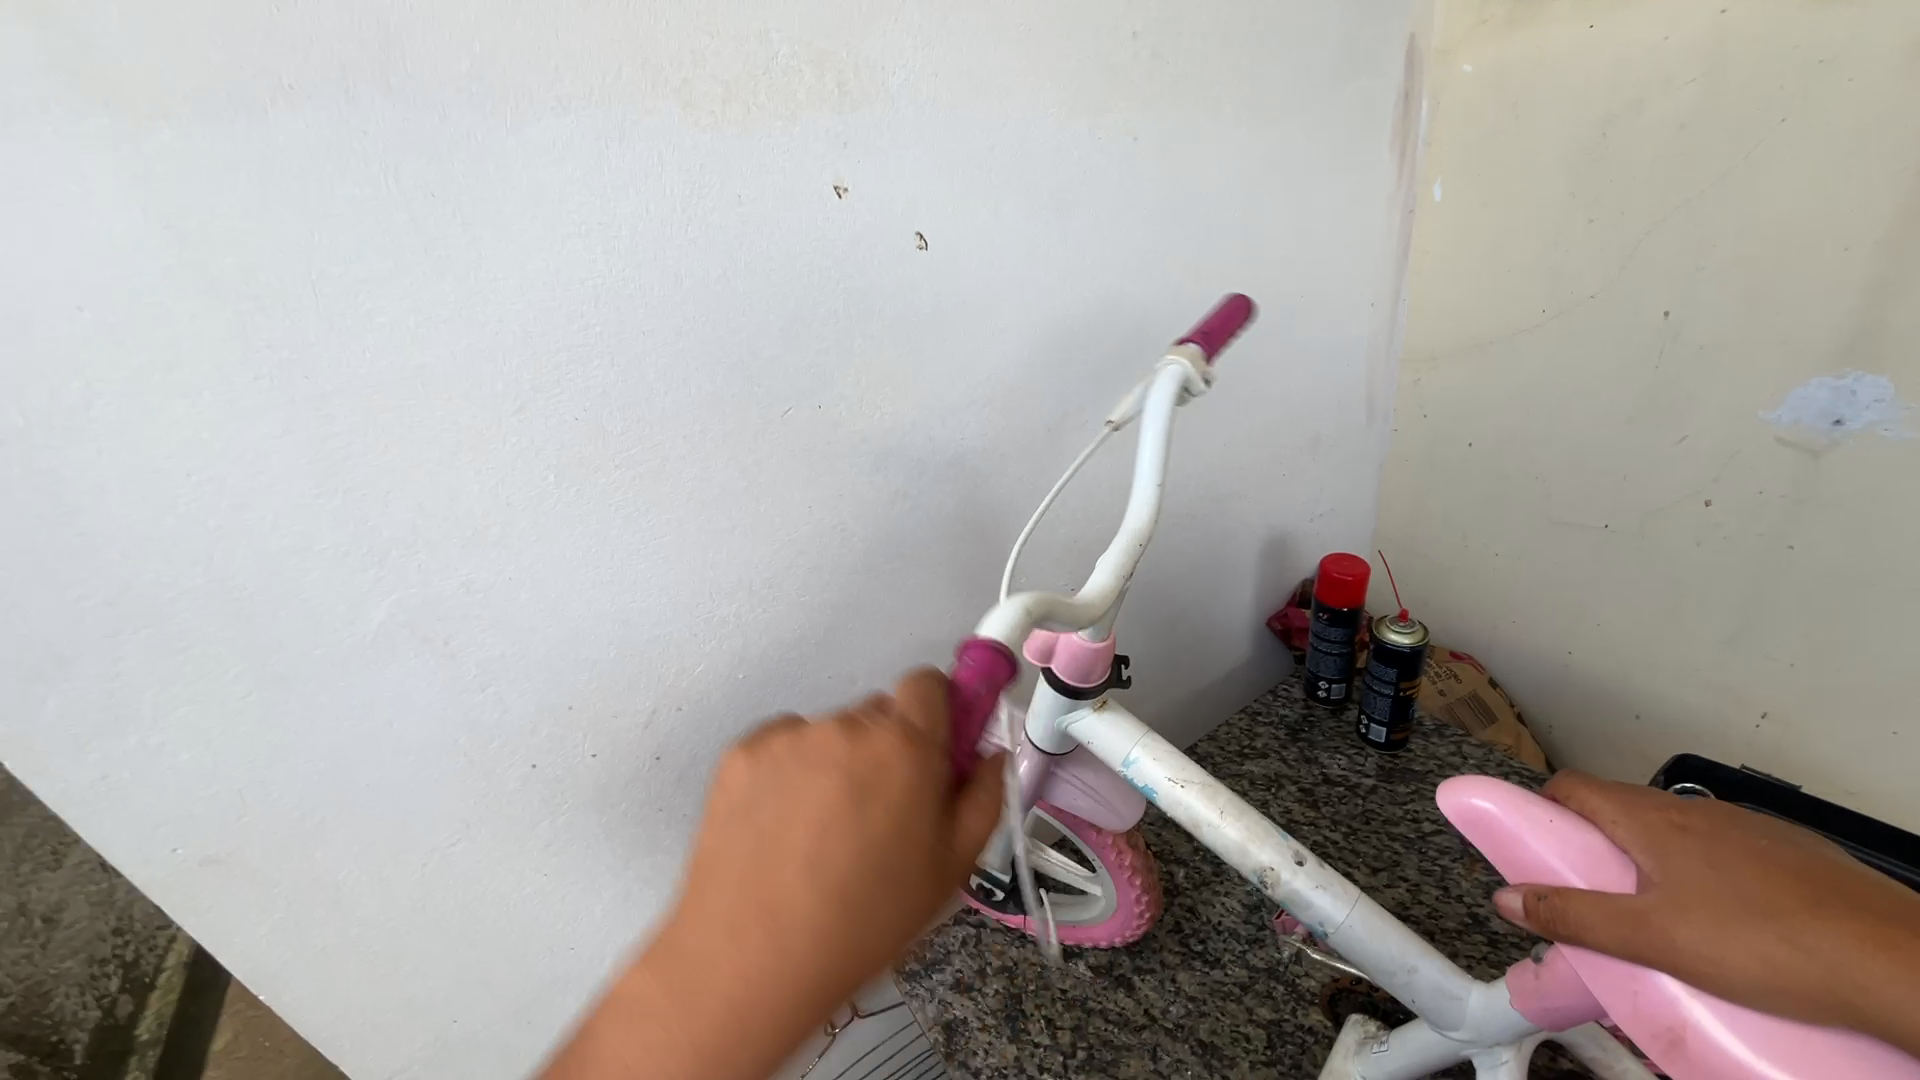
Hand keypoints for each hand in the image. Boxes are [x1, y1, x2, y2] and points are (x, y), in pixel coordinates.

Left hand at [541, 669, 1005, 1079]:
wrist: (752, 958)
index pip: (928, 682)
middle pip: (879, 713)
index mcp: (906, 745)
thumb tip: (990, 753)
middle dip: (887, 749)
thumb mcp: (952, 868)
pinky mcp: (742, 751)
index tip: (930, 752)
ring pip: (831, 733)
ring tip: (822, 833)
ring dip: (838, 763)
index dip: (934, 712)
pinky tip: (783, 829)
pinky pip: (784, 746)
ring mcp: (790, 735)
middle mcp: (848, 724)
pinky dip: (790, 773)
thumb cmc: (867, 918)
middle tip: (877, 812)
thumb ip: (984, 796)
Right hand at [1494, 770, 1919, 1054]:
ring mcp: (1750, 828)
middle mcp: (1693, 811)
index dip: (1544, 809)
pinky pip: (1728, 851)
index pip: (1571, 786)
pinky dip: (1709, 874)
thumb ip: (1574, 917)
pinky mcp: (1796, 854)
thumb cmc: (1767, 945)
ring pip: (1676, 831)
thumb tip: (1505, 898)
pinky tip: (1734, 923)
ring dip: (1652, 859)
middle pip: (1620, 808)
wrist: (1908, 967)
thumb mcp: (1653, 940)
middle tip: (1594, 893)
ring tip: (1664, 916)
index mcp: (1648, 819)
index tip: (1539, 846)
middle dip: (1595, 843)